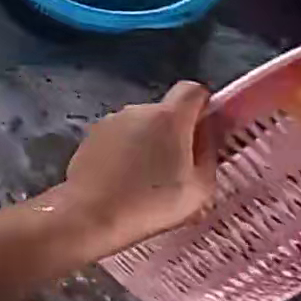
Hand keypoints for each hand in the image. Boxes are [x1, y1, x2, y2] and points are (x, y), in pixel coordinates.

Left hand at [58, 81, 215, 253]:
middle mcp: (134, 110)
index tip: (208, 128)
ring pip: (141, 123)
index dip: (204, 104)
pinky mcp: (91, 133)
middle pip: (165, 110)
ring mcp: (108, 120)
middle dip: (177, 130)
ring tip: (153, 176)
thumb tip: (209, 129)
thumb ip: (208, 150)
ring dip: (151, 140)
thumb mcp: (201, 184)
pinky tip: (128, 175)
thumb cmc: (154, 201)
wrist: (94, 210)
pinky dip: (128, 148)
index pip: (191, 90)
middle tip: (183, 164)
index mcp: (166, 117)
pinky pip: (120, 134)